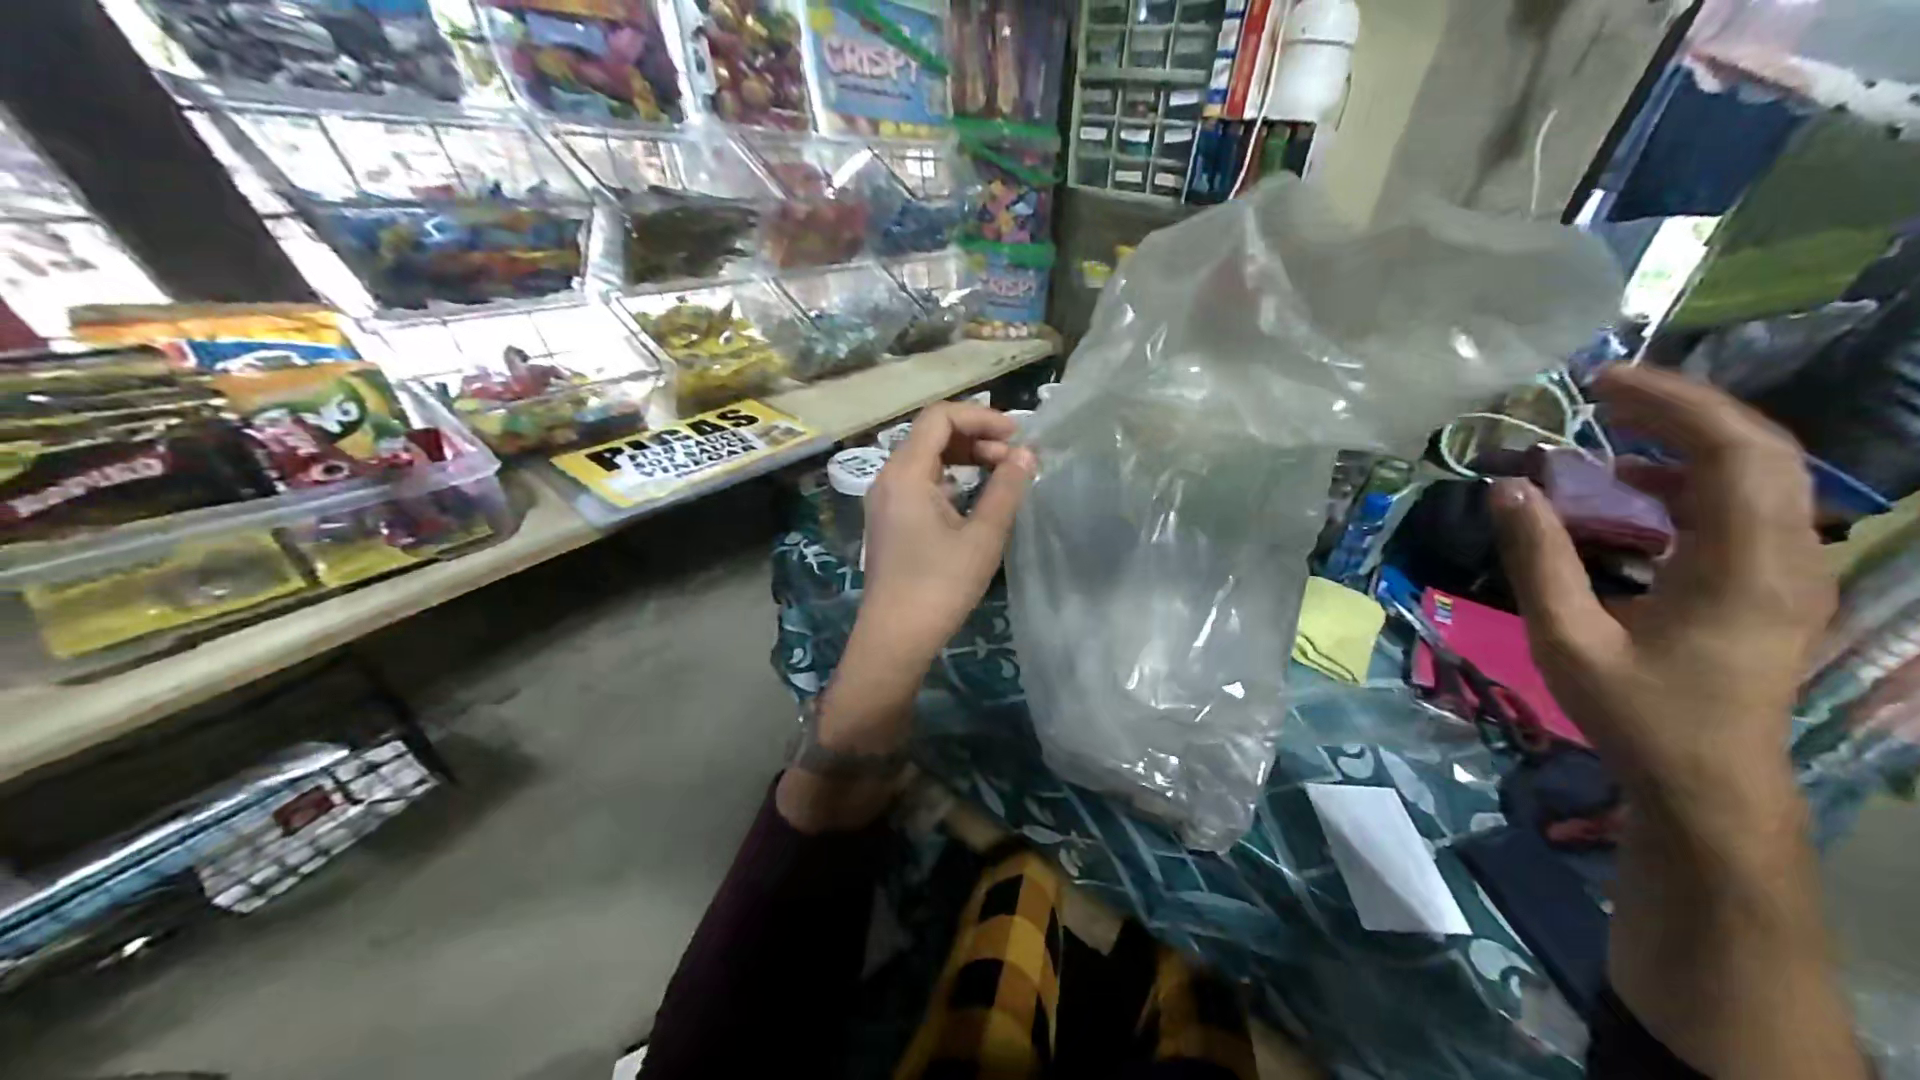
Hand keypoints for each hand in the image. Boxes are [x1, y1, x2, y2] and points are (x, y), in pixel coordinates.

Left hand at [777, 404, 1034, 832]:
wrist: (895, 638)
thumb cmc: (940, 586)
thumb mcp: (983, 536)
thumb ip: (1007, 489)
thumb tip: (1027, 455)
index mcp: (905, 473)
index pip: (940, 417)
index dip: (981, 416)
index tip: (1017, 433)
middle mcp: (888, 478)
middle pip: (931, 434)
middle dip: (976, 436)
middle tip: (1014, 457)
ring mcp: (885, 500)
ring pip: (926, 459)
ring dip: (964, 458)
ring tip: (1001, 475)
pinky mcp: (889, 520)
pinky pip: (920, 482)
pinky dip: (950, 478)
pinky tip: (974, 498)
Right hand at [1490, 366, 1833, 828]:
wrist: (1708, 781)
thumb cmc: (1636, 713)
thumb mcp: (1568, 639)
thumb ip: (1538, 560)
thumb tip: (1507, 488)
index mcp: (1746, 568)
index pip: (1736, 454)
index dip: (1674, 405)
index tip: (1602, 383)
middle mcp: (1789, 557)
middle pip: (1761, 450)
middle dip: (1682, 408)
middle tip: (1603, 391)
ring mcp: (1789, 569)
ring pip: (1760, 474)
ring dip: (1688, 439)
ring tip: (1613, 425)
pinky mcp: (1772, 581)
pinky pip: (1744, 505)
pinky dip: (1689, 478)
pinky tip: (1634, 486)